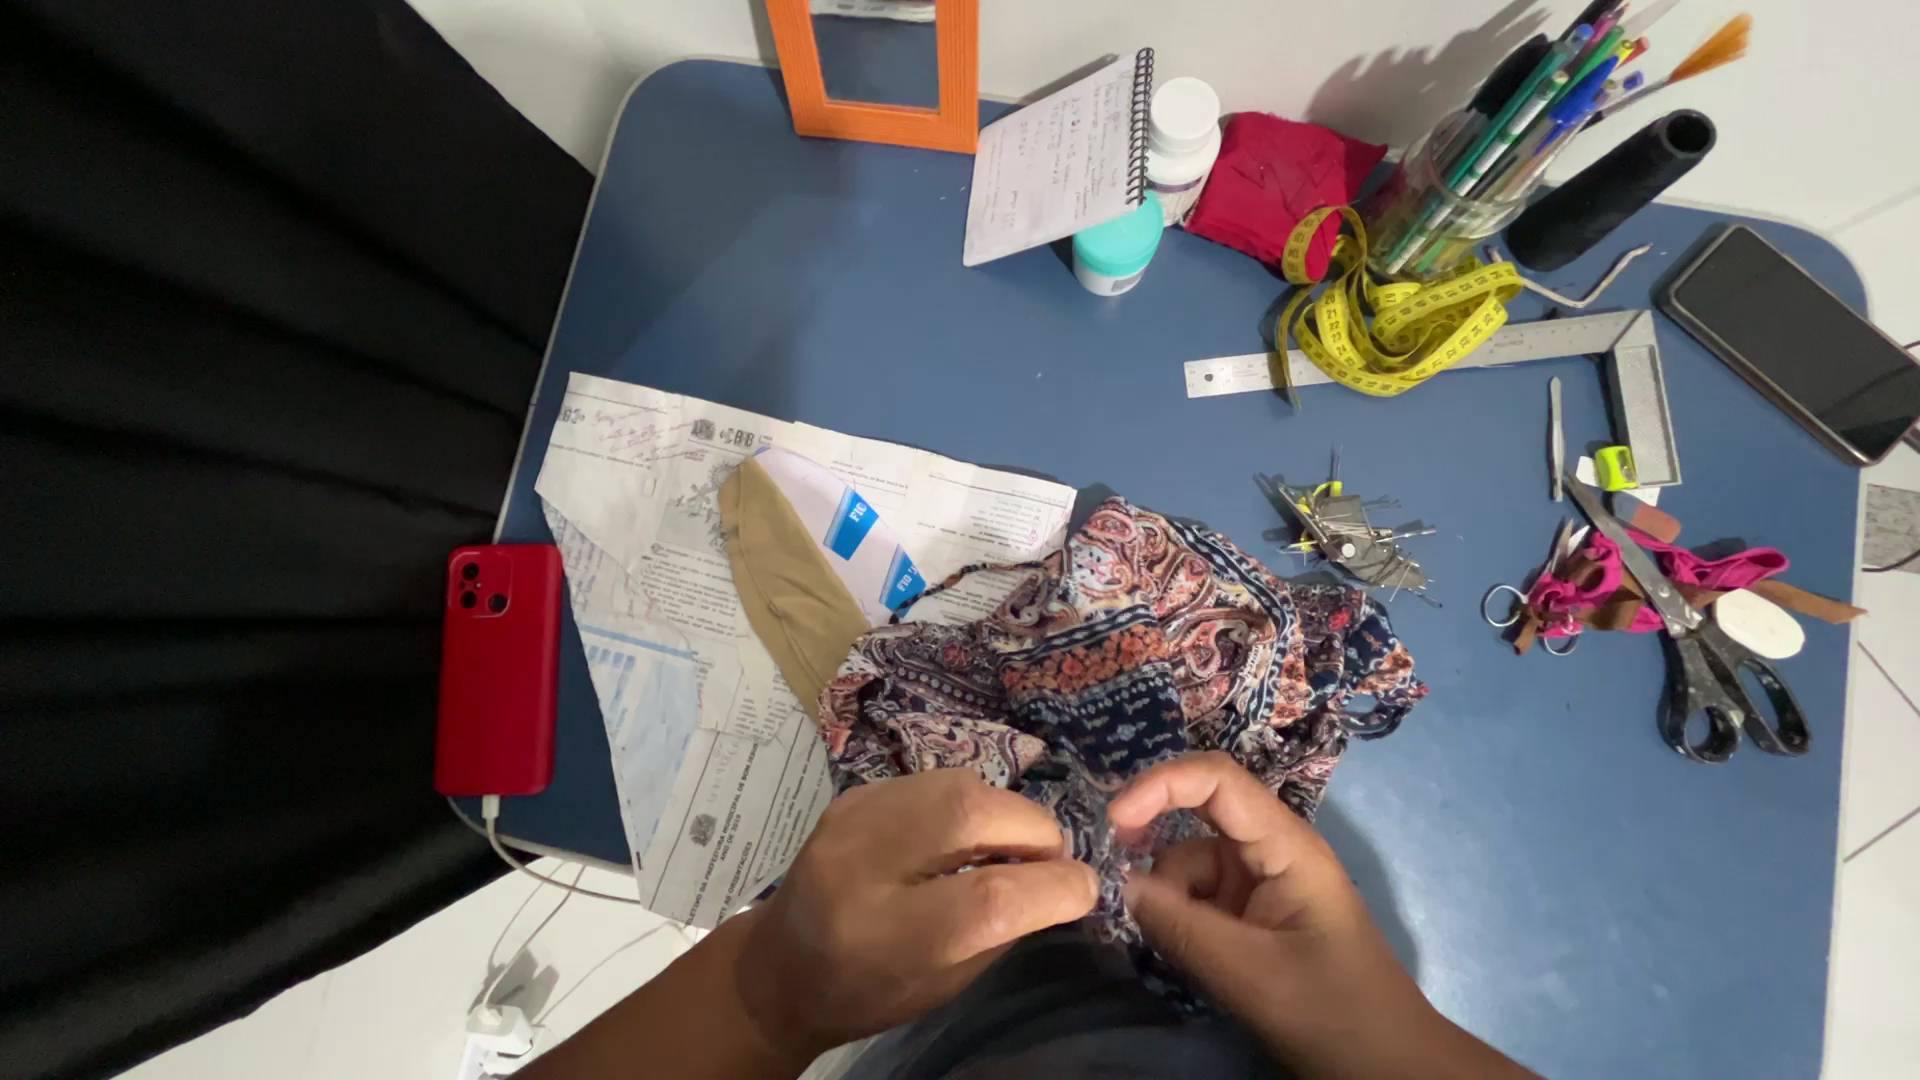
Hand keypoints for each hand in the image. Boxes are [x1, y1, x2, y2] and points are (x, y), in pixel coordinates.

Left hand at [735, 768, 1100, 1059]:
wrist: (779, 963)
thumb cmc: (867, 991)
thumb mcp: (942, 983)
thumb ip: (1004, 928)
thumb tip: (1062, 877)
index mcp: (886, 934)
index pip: (988, 898)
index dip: (1053, 887)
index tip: (1086, 886)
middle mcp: (863, 863)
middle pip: (971, 815)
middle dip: (1032, 829)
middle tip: (1050, 855)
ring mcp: (854, 816)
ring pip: (958, 783)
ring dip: (1004, 809)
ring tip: (1012, 840)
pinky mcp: (855, 792)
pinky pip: (935, 779)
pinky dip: (970, 800)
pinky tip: (969, 829)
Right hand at [1109, 752, 1536, 1078]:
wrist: (1388, 1072)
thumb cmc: (1334, 1014)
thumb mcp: (1251, 975)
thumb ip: (1179, 927)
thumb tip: (1116, 884)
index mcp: (1285, 843)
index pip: (1216, 779)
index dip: (1160, 784)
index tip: (1116, 818)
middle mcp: (1268, 846)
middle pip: (1196, 810)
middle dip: (1152, 830)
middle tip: (1113, 865)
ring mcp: (1256, 877)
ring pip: (1187, 859)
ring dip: (1165, 893)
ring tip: (1173, 946)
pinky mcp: (1246, 908)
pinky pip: (1193, 893)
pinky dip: (1174, 914)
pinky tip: (1182, 951)